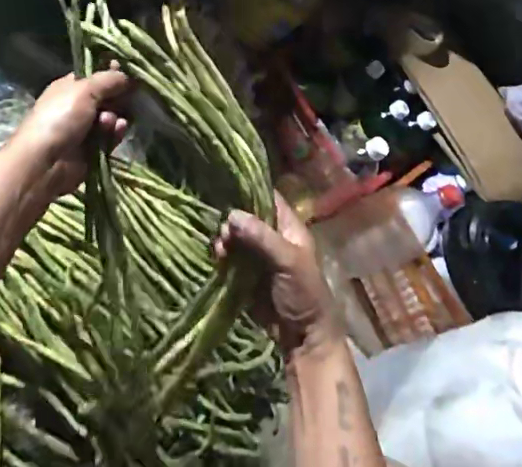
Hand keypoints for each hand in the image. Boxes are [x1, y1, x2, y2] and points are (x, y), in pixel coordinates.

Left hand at [10, 68, 130, 204]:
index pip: (97, 74)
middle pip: (109, 95)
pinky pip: (112, 135)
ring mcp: (86, 127)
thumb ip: (110, 79)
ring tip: (108, 122)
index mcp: (70, 87)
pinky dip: (116, 132)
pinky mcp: (94, 147)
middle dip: (119, 97)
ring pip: (113, 115)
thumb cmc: (60, 118)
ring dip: (115, 116)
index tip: (129, 73)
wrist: (44, 164)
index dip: (113, 72)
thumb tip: (127, 76)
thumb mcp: (85, 89)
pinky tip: (116, 130)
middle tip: (125, 98)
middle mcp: (78, 105)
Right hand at [214, 195, 341, 359]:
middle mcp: (272, 237)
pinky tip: (218, 259)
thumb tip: (232, 214)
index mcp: (288, 227)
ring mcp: (259, 257)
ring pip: (237, 239)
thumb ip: (261, 237)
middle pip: (248, 219)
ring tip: (220, 248)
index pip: (269, 199)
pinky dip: (223, 258)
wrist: (303, 336)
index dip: (251, 190)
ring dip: (226, 240)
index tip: (227, 185)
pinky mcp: (247, 277)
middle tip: (223, 232)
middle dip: (233, 221)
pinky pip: (231, 260)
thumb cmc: (304, 291)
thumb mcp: (287, 260)